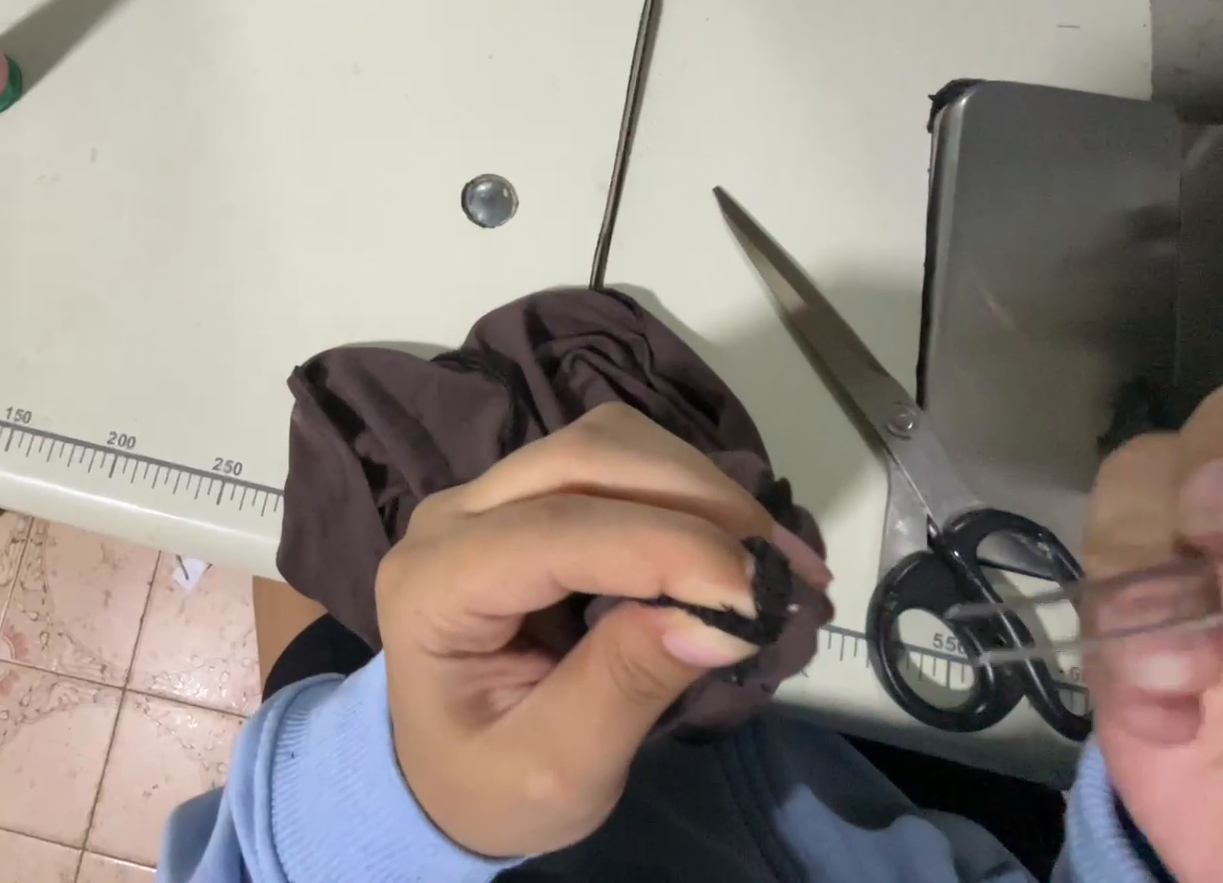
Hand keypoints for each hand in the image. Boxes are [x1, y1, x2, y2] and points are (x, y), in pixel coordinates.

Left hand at [374, 402, 830, 857]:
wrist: (436, 760)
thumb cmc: (482, 779)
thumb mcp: (552, 768)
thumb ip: (624, 686)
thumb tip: (723, 614)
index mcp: (433, 586)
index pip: (549, 533)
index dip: (663, 547)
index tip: (762, 592)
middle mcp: (451, 516)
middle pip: (580, 459)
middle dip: (696, 499)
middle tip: (788, 570)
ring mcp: (484, 496)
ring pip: (600, 443)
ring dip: (696, 485)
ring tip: (770, 558)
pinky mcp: (522, 498)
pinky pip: (608, 461)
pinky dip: (681, 488)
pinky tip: (727, 540)